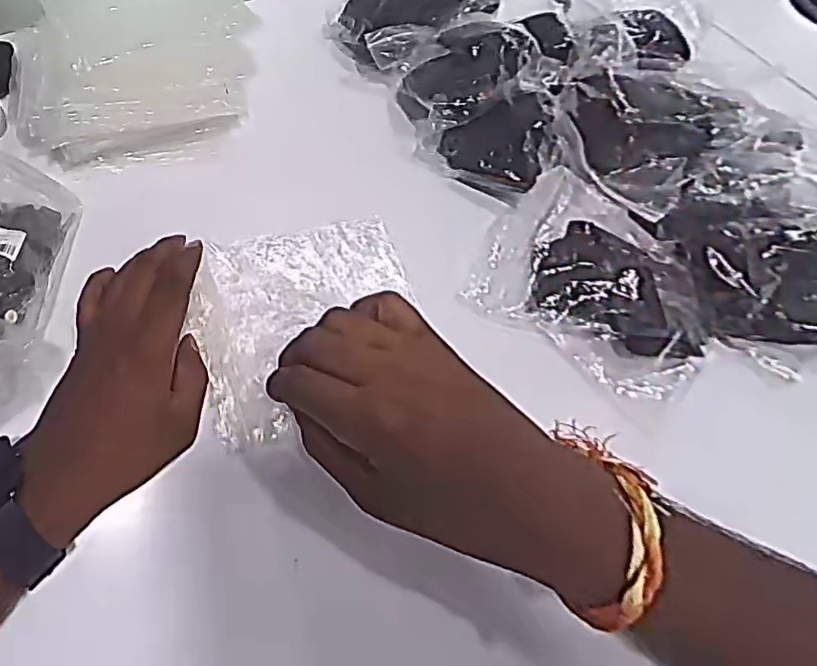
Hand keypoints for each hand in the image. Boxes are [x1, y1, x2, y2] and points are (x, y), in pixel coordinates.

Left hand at [18, 237, 208, 546]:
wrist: (67, 465)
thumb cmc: (125, 451)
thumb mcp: (180, 423)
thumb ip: (191, 376)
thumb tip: (187, 345)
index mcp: (149, 346)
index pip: (170, 289)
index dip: (184, 264)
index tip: (195, 249)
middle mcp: (119, 330)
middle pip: (142, 274)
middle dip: (163, 253)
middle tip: (181, 244)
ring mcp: (96, 333)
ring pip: (118, 280)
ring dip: (139, 261)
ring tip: (156, 254)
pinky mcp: (81, 343)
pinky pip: (91, 298)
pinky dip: (104, 279)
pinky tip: (112, 275)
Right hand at [266, 293, 630, 609]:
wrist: (536, 497)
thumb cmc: (462, 510)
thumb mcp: (375, 497)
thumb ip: (325, 449)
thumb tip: (303, 412)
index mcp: (370, 420)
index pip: (298, 382)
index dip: (281, 387)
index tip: (282, 394)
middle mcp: (386, 376)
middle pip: (311, 344)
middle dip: (293, 361)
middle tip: (298, 379)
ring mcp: (411, 352)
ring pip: (338, 320)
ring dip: (320, 338)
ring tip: (325, 361)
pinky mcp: (432, 342)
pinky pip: (382, 305)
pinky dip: (361, 313)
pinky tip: (361, 338)